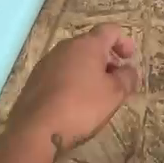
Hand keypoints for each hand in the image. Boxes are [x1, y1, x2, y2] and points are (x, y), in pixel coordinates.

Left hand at [8, 24, 139, 152]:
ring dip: (87, 71)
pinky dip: (70, 81)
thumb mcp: (114, 94)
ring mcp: (47, 63)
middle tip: (115, 78)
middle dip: (105, 59)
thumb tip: (130, 70)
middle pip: (91, 44)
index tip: (130, 58)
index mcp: (88, 44)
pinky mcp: (33, 81)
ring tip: (94, 93)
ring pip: (73, 59)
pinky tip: (72, 103)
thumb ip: (127, 78)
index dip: (123, 41)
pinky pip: (58, 74)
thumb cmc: (80, 107)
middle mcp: (66, 47)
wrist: (34, 131)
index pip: (110, 30)